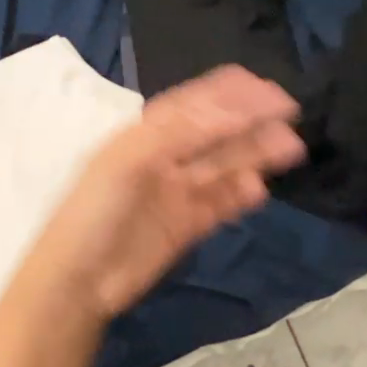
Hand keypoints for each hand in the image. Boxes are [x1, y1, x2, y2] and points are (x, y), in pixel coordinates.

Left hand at [18, 66, 307, 320]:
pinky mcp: (186, 225)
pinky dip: (240, 194)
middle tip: (289, 111)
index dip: (227, 93)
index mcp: (144, 135)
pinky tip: (260, 188)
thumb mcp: (126, 161)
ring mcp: (176, 193)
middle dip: (250, 121)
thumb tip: (228, 111)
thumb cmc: (92, 211)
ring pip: (223, 166)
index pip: (192, 105)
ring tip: (290, 146)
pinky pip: (220, 204)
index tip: (264, 86)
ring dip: (254, 154)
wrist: (76, 281)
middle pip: (215, 133)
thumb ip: (177, 133)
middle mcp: (164, 158)